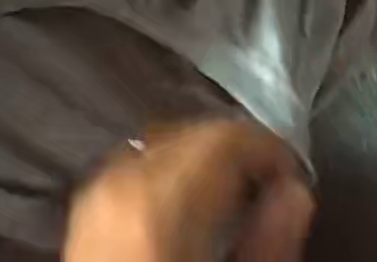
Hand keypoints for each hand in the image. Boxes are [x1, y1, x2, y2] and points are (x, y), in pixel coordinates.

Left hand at [63, 120, 314, 261]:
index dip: (266, 145)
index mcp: (159, 195)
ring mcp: (93, 183)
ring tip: (236, 192)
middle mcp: (120, 173)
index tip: (293, 171)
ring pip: (164, 141)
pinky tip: (191, 201)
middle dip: (234, 150)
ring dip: (202, 157)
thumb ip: (269, 244)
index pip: (222, 136)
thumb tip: (294, 191)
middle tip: (271, 183)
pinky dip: (169, 170)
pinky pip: (137, 161)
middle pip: (191, 133)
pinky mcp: (82, 199)